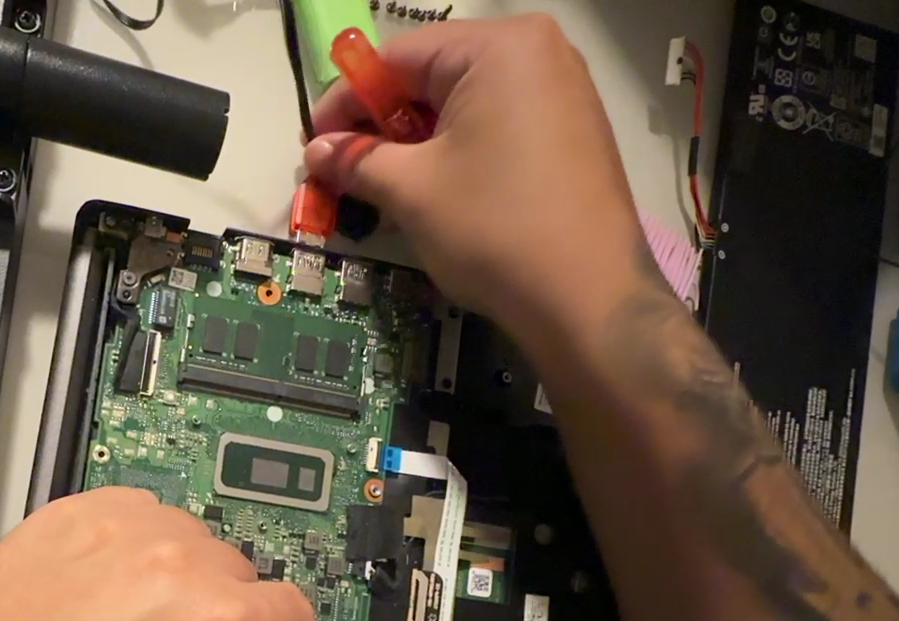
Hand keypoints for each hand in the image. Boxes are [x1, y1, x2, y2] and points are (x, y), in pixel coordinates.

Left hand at [0, 487, 314, 620]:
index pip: (291, 607)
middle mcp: (175, 564)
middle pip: (238, 568)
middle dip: (218, 606)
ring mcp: (119, 530)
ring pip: (184, 536)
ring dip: (169, 571)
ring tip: (118, 616)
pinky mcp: (68, 513)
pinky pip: (130, 513)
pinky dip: (125, 544)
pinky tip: (89, 586)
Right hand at [304, 16, 646, 346]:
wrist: (583, 292)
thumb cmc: (492, 227)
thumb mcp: (411, 191)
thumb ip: (356, 161)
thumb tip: (316, 152)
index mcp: (497, 48)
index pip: (397, 57)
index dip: (345, 101)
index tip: (314, 146)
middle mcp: (535, 53)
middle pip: (429, 78)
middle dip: (378, 127)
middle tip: (343, 173)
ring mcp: (558, 93)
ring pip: (458, 109)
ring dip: (409, 147)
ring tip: (380, 193)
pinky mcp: (565, 134)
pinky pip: (489, 129)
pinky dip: (449, 157)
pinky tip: (428, 197)